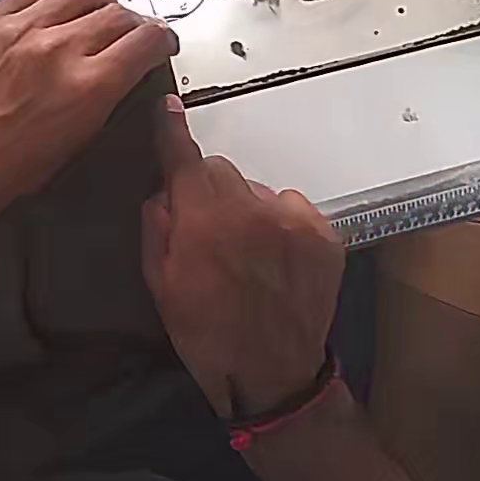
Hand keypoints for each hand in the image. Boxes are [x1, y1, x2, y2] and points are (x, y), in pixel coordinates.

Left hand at [0, 0, 176, 240]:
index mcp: (88, 85)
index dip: (163, 39)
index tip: (161, 41)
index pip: (146, 39)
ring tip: (97, 16)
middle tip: (131, 34)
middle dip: (134, 25)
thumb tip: (134, 60)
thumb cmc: (20, 161)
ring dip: (100, 2)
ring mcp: (23, 31)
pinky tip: (58, 4)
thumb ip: (116, 89)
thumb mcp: (88, 133)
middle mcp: (57, 51)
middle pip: (119, 12)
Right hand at [141, 95, 344, 418]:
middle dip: (207, 189)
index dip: (171, 130)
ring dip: (243, 207)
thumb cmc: (206, 332)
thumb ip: (156, 226)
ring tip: (246, 253)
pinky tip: (274, 257)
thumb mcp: (160, 283)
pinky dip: (277, 221)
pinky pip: (289, 205)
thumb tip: (163, 190)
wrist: (273, 375)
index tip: (168, 105)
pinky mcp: (323, 232)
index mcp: (203, 220)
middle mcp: (250, 208)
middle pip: (219, 169)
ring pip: (253, 188)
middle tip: (208, 231)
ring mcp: (292, 219)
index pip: (184, 158)